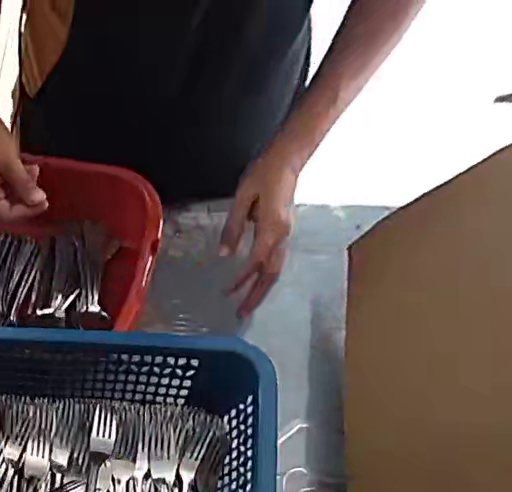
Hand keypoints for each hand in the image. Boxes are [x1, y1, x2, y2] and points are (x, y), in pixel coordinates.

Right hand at [0, 111, 46, 221]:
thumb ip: (24, 185)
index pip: (10, 215)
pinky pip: (2, 190)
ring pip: (8, 200)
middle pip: (9, 210)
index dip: (29, 210)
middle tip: (41, 186)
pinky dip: (15, 183)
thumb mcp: (11, 162)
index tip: (45, 202)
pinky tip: (24, 170)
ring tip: (34, 171)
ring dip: (23, 189)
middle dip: (26, 198)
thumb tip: (38, 201)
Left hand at [219, 149, 299, 316]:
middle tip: (241, 314)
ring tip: (247, 305)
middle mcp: (282, 235)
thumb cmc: (264, 172)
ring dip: (261, 290)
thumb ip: (232, 227)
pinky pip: (276, 261)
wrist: (288, 157)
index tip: (226, 292)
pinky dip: (266, 277)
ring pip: (275, 270)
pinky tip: (256, 285)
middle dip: (255, 295)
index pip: (255, 262)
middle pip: (270, 274)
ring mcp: (286, 234)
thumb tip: (223, 255)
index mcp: (272, 227)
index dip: (240, 279)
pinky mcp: (284, 232)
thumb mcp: (242, 197)